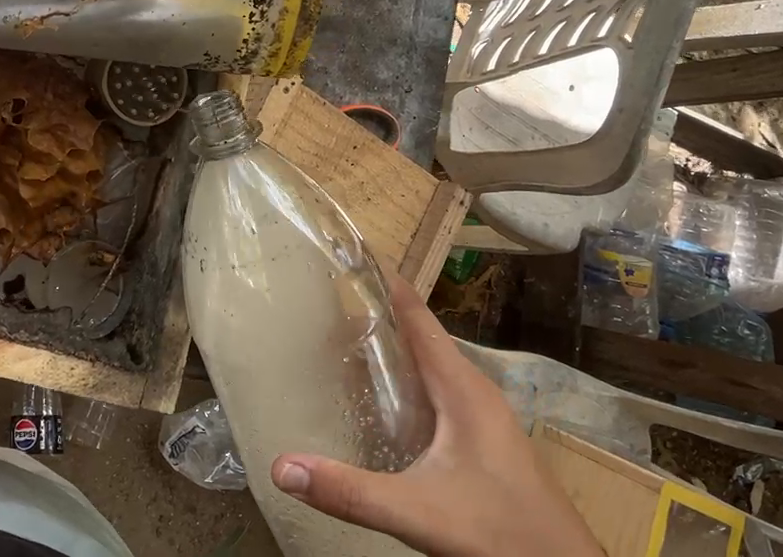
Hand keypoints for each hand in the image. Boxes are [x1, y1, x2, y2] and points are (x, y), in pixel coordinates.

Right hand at [270, 276, 603, 556]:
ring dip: (389, 351)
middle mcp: (473, 391)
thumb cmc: (502, 534)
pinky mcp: (483, 443)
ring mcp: (482, 418)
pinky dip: (403, 384)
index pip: (417, 315)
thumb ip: (352, 491)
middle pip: (418, 337)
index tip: (345, 253)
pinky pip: (435, 394)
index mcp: (462, 387)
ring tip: (340, 345)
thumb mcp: (420, 512)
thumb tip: (281, 467)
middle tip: (322, 302)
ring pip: (428, 367)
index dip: (383, 281)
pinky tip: (379, 406)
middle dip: (373, 316)